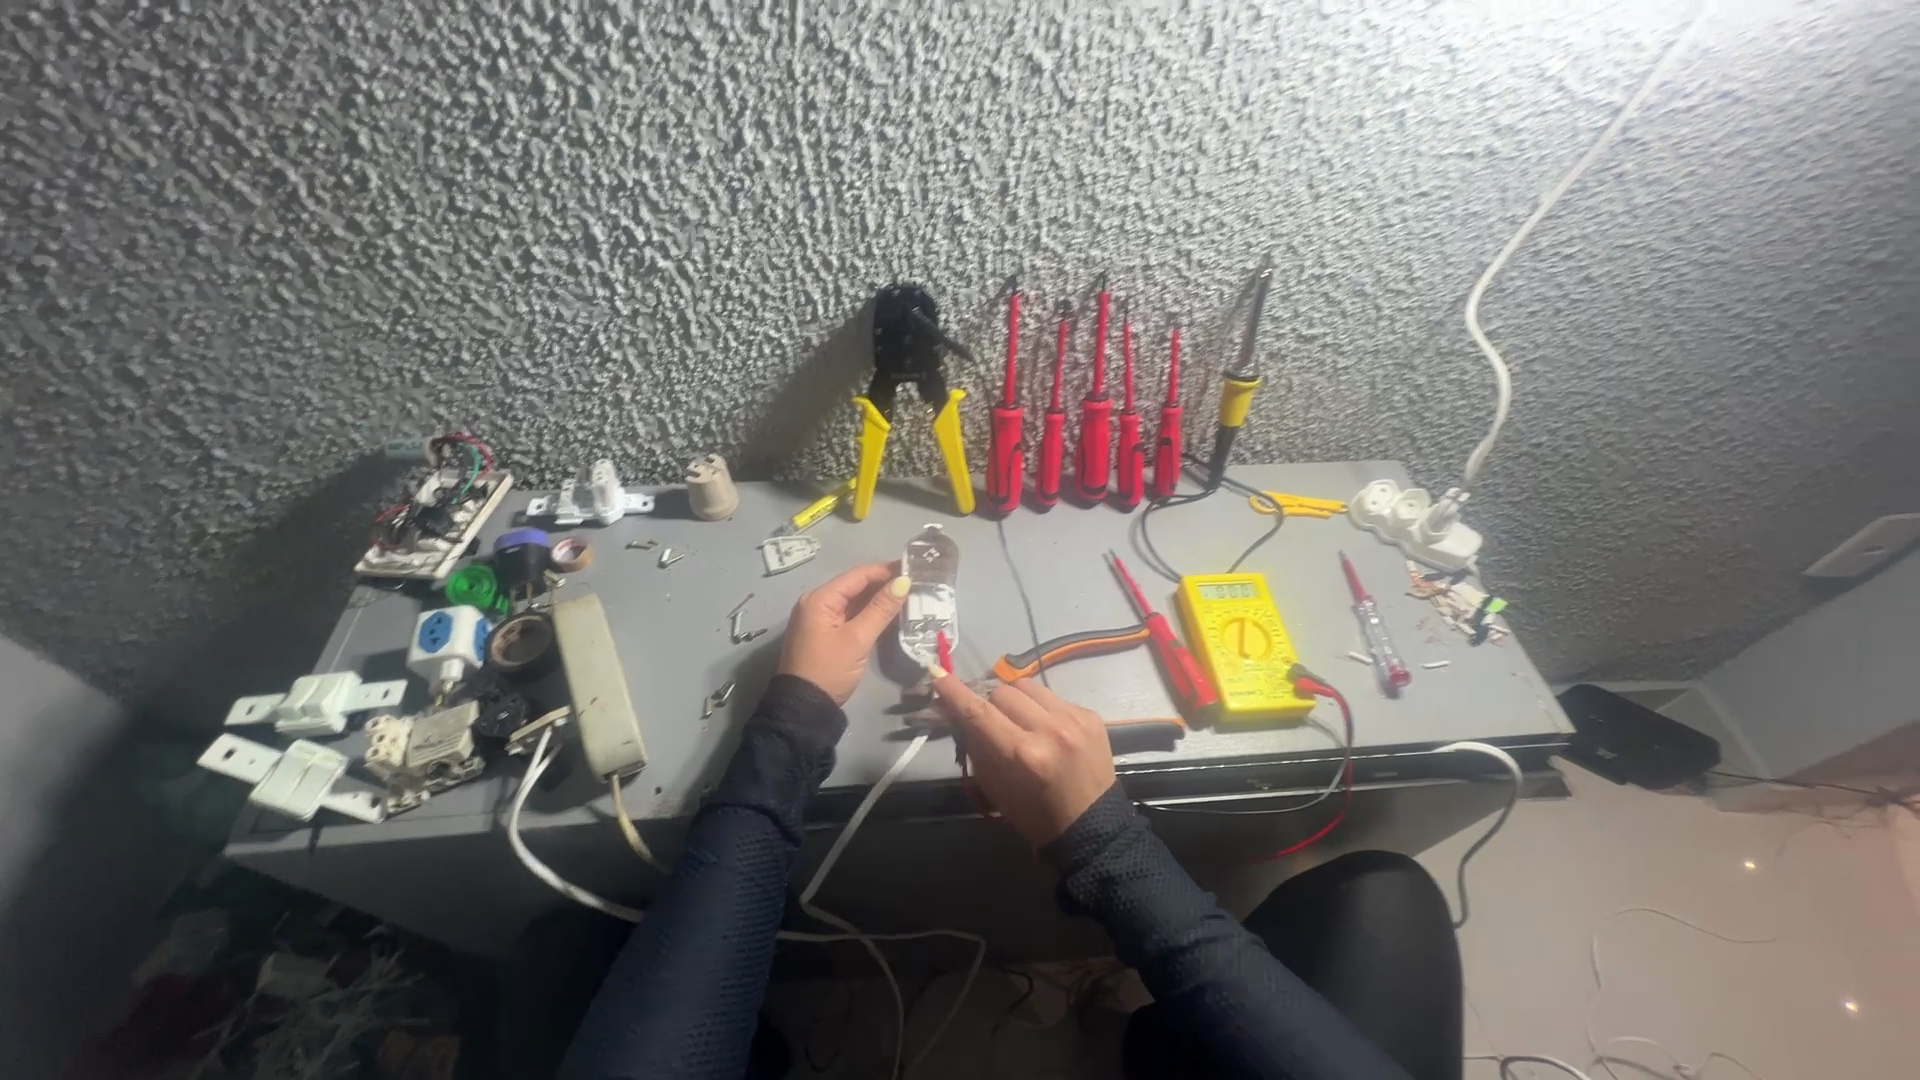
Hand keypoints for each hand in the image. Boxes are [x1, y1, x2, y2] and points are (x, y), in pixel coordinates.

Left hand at [776, 562, 910, 705]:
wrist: (805, 708)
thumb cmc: (829, 670)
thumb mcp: (857, 639)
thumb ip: (881, 609)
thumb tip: (904, 582)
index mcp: (819, 599)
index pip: (857, 575)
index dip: (885, 570)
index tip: (912, 568)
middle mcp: (816, 603)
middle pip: (854, 585)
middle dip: (883, 583)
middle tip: (914, 582)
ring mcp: (819, 619)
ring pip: (853, 600)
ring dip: (877, 597)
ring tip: (907, 594)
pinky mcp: (825, 633)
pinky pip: (849, 614)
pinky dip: (868, 612)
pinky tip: (888, 611)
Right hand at [928, 670, 1116, 847]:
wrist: (1092, 826)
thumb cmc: (1034, 814)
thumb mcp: (994, 786)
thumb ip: (975, 744)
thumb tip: (955, 710)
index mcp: (1021, 755)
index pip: (979, 713)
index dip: (955, 693)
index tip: (938, 676)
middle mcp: (1048, 730)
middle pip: (1001, 692)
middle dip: (990, 705)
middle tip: (993, 722)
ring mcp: (1073, 719)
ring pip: (1026, 686)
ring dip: (1015, 700)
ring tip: (1020, 720)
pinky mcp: (1090, 715)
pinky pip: (1052, 696)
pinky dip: (1041, 708)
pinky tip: (1047, 728)